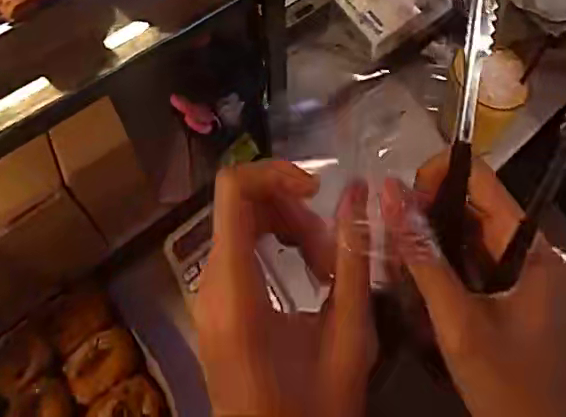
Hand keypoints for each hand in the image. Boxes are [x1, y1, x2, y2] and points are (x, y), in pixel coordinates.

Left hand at [193, 161, 373, 416]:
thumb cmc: (313, 412)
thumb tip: (359, 192)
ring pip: (243, 220)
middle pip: (243, 203)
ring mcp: (206, 291)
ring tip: (326, 265)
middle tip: (331, 250)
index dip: (274, 173)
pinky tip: (309, 271)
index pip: (233, 190)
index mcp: (234, 291)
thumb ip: (353, 260)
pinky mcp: (214, 300)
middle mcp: (209, 283)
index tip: (315, 192)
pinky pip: (241, 244)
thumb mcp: (348, 340)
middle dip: (292, 210)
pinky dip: (275, 242)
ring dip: (288, 226)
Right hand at [385, 152, 565, 416]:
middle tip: (392, 236)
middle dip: (425, 211)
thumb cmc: (510, 388)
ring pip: (463, 229)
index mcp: (529, 246)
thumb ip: (423, 257)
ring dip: (427, 238)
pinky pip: (466, 258)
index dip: (436, 174)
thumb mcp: (459, 323)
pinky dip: (438, 262)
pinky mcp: (505, 293)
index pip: (480, 175)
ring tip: (397, 258)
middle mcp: (525, 249)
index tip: (402, 200)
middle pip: (468, 201)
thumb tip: (389, 193)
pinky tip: (413, 281)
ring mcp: (516, 272)